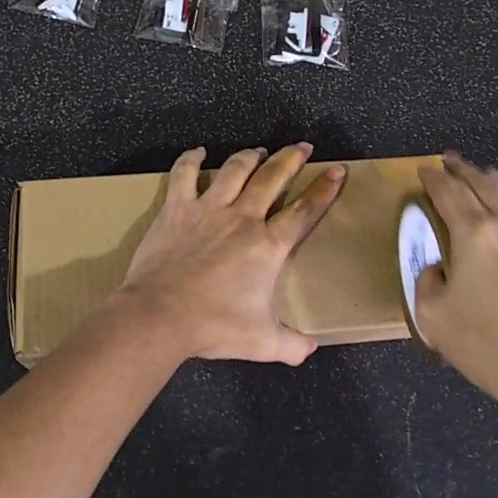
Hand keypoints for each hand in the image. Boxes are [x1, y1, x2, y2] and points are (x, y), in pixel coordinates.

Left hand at [113, 144, 346, 365]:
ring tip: (259, 150)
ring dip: (250, 156)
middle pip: (272, 178)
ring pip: (235, 169)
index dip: (324, 190)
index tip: (336, 170)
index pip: (304, 211)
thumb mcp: (262, 343)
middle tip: (302, 147)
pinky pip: (185, 174)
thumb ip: (291, 345)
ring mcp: (208, 208)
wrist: (161, 314)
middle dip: (291, 158)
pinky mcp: (177, 207)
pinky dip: (192, 159)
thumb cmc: (214, 326)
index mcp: (268, 246)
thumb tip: (311, 350)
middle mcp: (243, 218)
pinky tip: (199, 152)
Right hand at [414, 152, 497, 419]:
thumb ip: (426, 282)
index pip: (449, 192)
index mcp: (475, 233)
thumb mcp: (434, 318)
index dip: (433, 178)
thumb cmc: (491, 350)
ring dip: (497, 183)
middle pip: (485, 185)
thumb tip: (437, 268)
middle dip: (464, 170)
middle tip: (450, 162)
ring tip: (487, 176)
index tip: (424, 170)